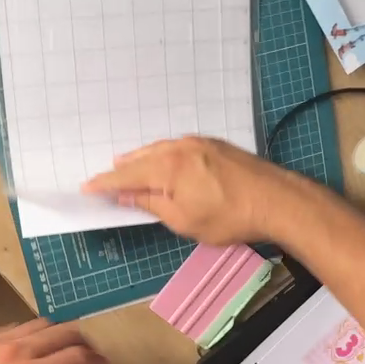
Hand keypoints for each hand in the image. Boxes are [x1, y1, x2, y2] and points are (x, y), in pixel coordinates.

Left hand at [0, 319, 109, 363]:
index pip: (79, 357)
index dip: (97, 361)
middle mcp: (17, 351)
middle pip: (64, 331)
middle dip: (82, 343)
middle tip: (86, 357)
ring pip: (40, 323)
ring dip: (56, 335)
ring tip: (58, 351)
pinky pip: (14, 327)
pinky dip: (30, 335)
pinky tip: (26, 352)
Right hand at [82, 137, 320, 244]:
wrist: (277, 201)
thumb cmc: (229, 217)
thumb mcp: (183, 220)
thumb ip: (151, 204)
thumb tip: (126, 194)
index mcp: (168, 167)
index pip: (127, 175)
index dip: (105, 183)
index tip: (87, 188)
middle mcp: (180, 148)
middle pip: (142, 157)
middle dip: (123, 168)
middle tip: (105, 177)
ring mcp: (200, 144)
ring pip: (161, 149)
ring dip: (143, 159)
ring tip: (129, 165)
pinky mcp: (216, 146)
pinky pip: (178, 146)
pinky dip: (163, 154)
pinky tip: (164, 162)